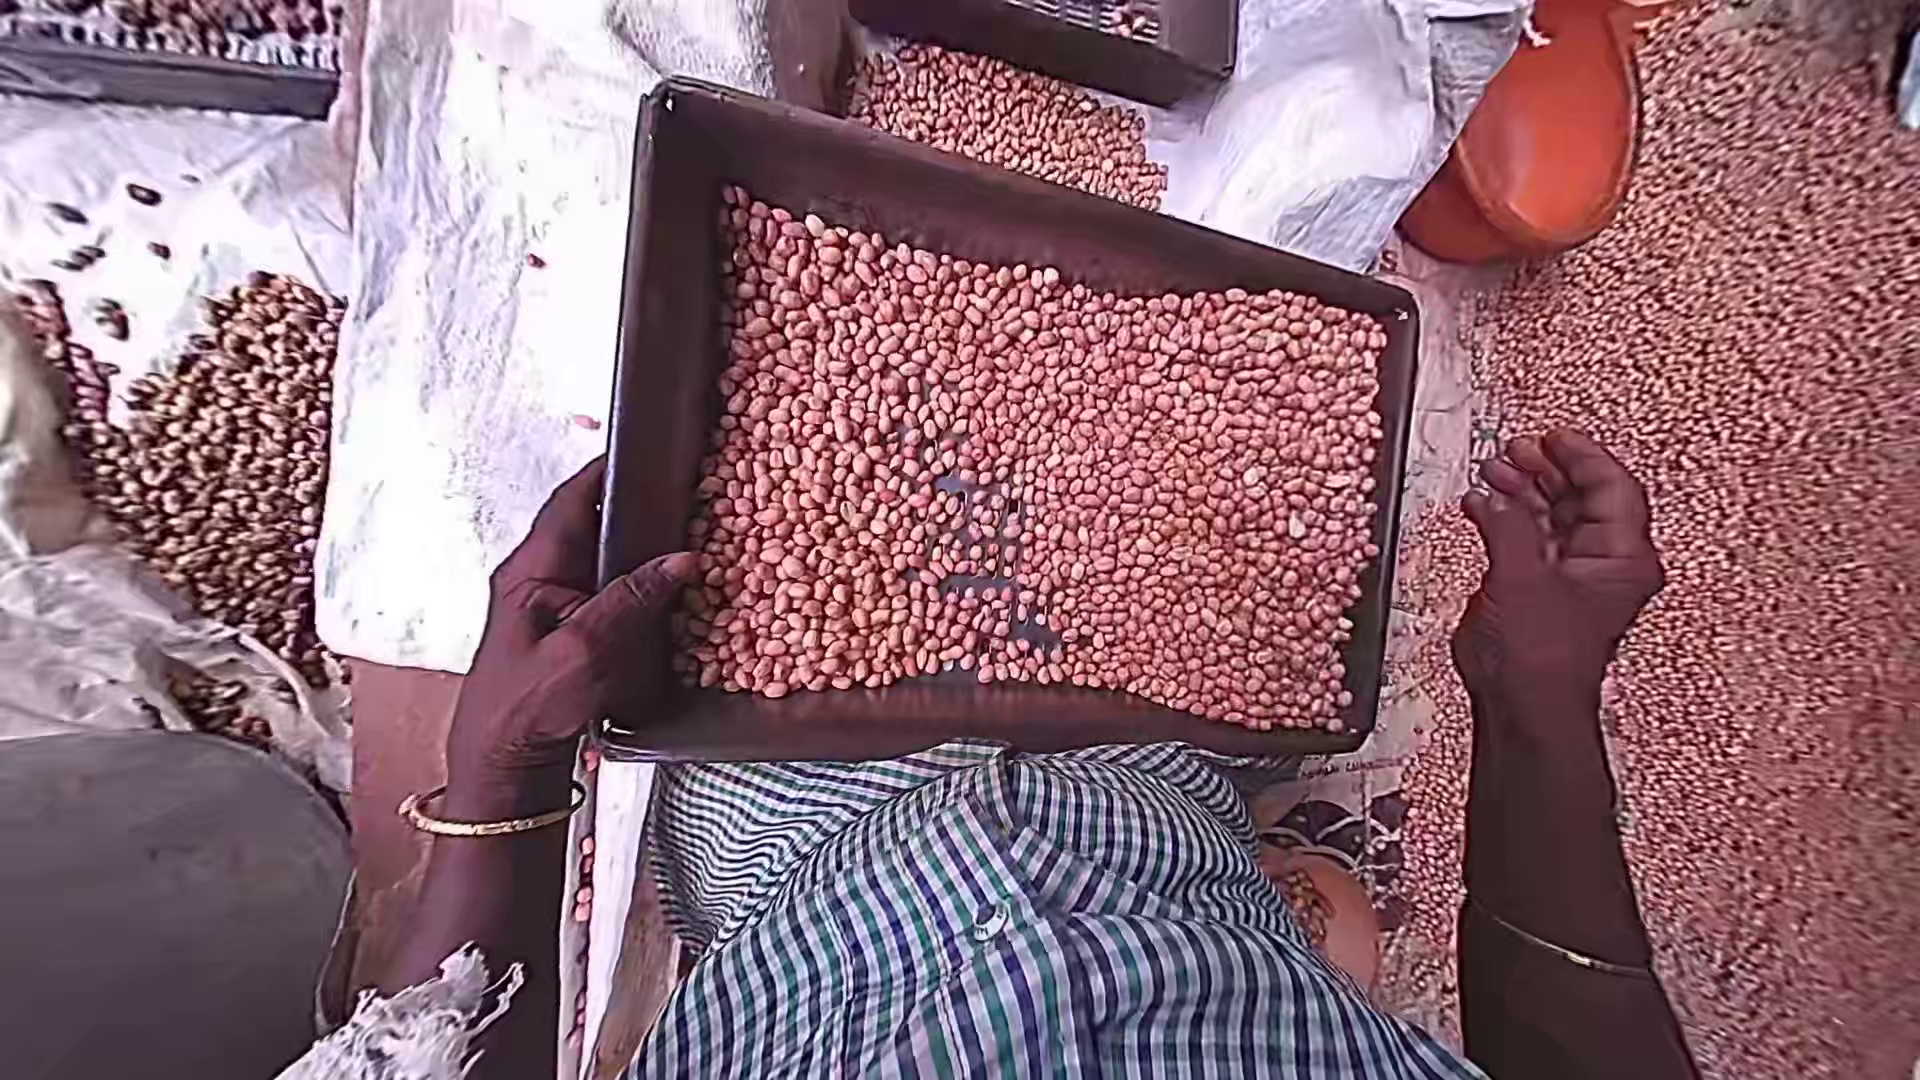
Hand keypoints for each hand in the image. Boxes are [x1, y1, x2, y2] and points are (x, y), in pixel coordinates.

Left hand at [444, 456, 694, 811]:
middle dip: (633, 500)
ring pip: (603, 550)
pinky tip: (670, 573)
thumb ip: (631, 600)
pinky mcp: (574, 617)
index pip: (571, 502)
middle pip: (590, 520)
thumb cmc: (531, 705)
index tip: (644, 449)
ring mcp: (558, 596)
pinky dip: (639, 568)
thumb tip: (684, 558)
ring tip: (685, 520)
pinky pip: (610, 579)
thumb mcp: (584, 650)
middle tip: (680, 486)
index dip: (605, 472)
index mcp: (532, 570)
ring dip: (639, 536)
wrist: (507, 757)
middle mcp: (542, 574)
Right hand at [1451, 430, 1663, 709]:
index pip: (1611, 491)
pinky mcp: (1528, 582)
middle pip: (1578, 499)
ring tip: (1491, 471)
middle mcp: (1597, 561)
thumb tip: (1492, 497)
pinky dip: (1499, 517)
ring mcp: (1561, 571)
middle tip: (1511, 451)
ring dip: (1519, 491)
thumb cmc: (1539, 649)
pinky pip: (1519, 536)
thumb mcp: (1523, 579)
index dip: (1583, 459)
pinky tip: (1480, 504)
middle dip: (1544, 471)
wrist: (1519, 692)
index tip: (1551, 438)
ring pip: (1546, 516)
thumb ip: (1508, 531)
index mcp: (1621, 558)